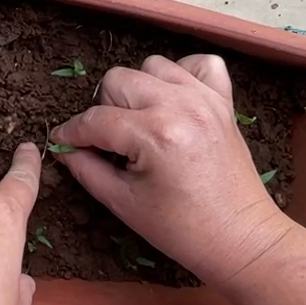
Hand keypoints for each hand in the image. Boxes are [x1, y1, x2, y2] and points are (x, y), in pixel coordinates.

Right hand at [51, 54, 294, 287]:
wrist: (243, 240)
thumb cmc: (182, 230)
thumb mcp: (124, 204)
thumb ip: (87, 170)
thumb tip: (65, 149)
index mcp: (154, 134)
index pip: (95, 120)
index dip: (72, 133)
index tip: (62, 142)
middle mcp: (179, 105)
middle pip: (117, 80)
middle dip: (104, 110)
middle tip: (111, 142)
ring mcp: (204, 98)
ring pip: (151, 66)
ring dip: (138, 90)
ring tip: (142, 122)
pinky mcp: (223, 100)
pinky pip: (199, 64)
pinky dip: (182, 75)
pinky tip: (174, 102)